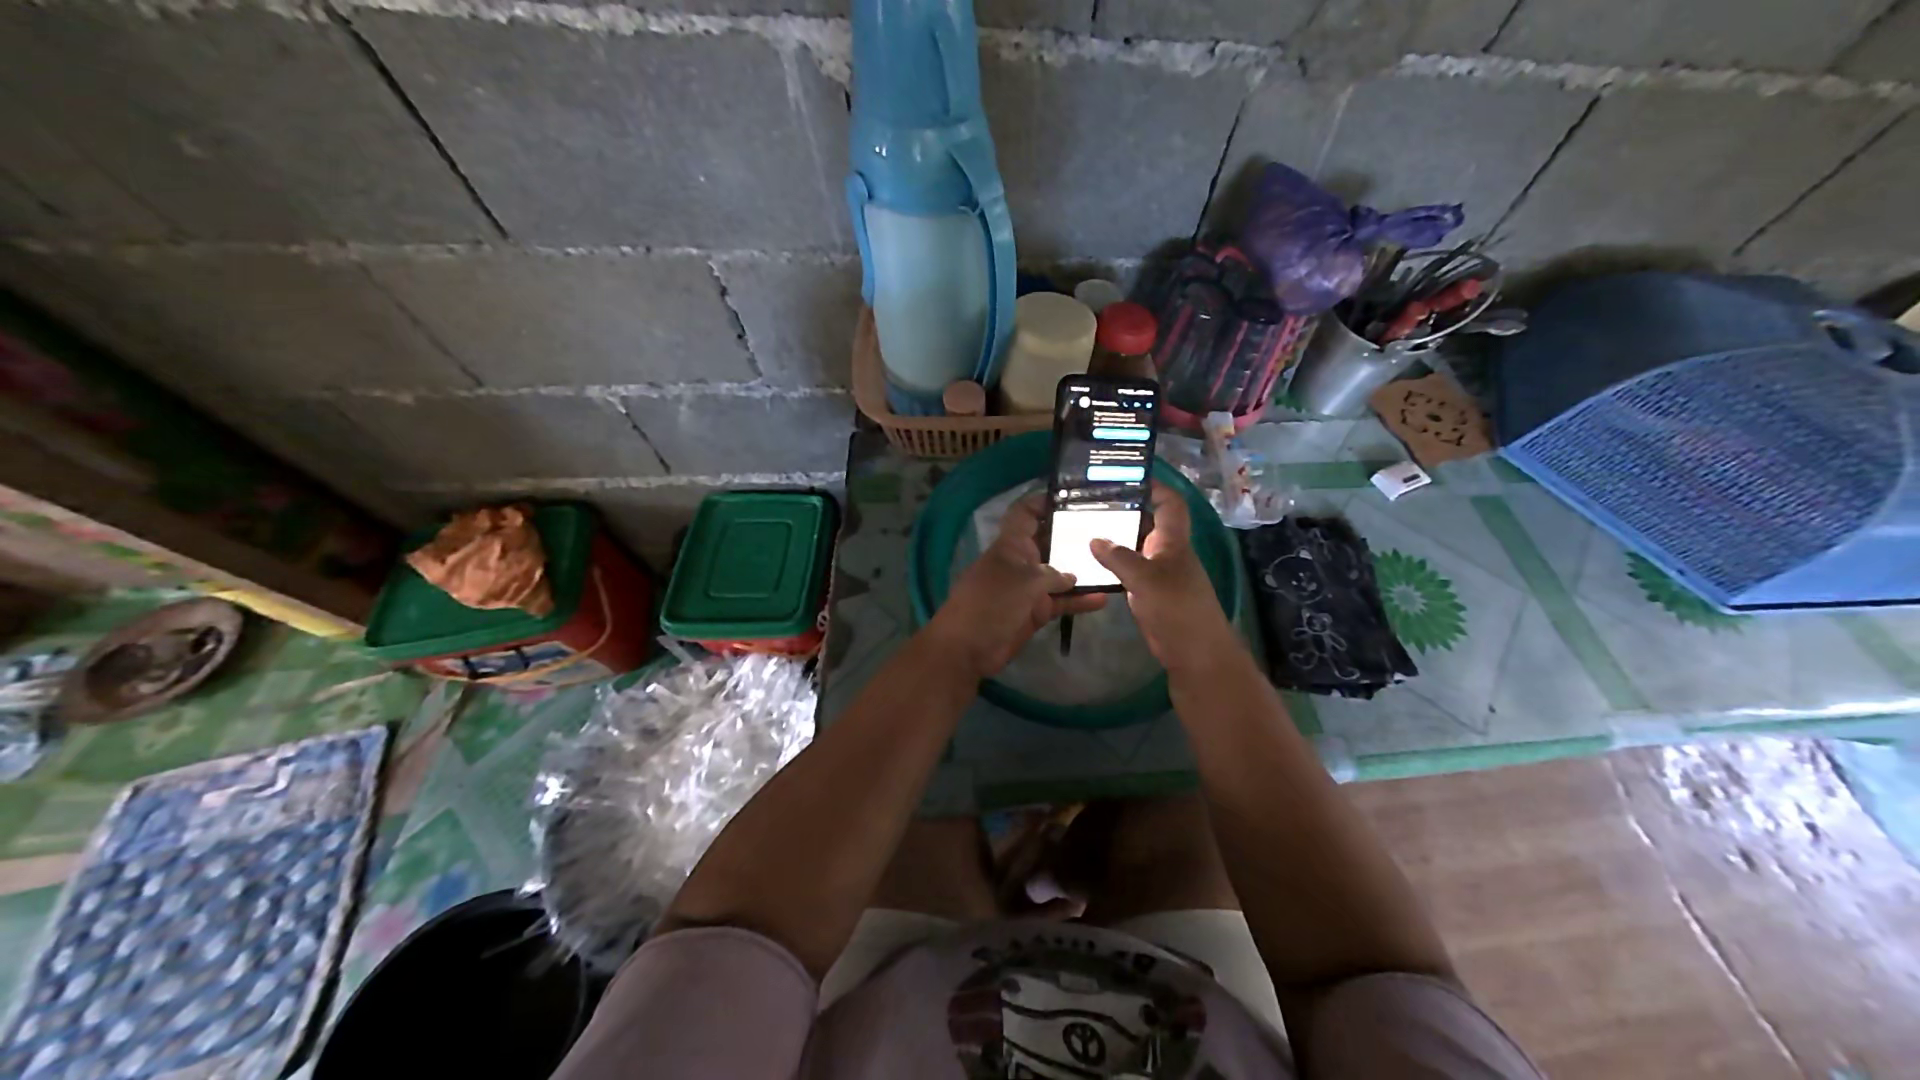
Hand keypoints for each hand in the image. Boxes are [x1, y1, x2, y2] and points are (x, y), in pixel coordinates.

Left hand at [927, 493, 1106, 679]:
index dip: (1043, 502)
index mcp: (1011, 546)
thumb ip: (1052, 574)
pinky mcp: (1036, 611)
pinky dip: (1079, 601)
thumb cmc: (991, 603)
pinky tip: (1103, 599)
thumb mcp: (1023, 581)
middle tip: (1108, 528)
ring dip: (1083, 570)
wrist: (969, 647)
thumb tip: (1072, 577)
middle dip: (1074, 535)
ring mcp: (1029, 588)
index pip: (1025, 513)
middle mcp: (1022, 562)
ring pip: (1061, 574)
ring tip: (1113, 563)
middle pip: (1050, 542)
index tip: (1073, 497)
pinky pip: (1062, 602)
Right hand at [1089, 482, 1236, 674]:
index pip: (1169, 504)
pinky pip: (1126, 570)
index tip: (1126, 476)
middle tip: (1087, 502)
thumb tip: (1095, 538)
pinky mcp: (1147, 593)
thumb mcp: (1147, 580)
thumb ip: (1120, 557)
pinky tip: (1087, 562)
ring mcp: (1156, 573)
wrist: (1194, 653)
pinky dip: (1109, 564)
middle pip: (1145, 522)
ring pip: (1133, 547)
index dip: (1154, 487)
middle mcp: (1165, 552)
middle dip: (1121, 510)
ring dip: (1112, 538)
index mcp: (1173, 542)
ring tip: (1079, 526)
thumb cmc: (1177, 609)